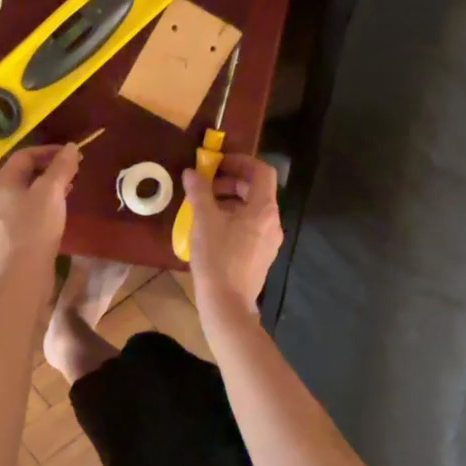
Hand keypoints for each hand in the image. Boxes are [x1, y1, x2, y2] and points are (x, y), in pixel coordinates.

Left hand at [0, 144, 81, 271]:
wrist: (23, 274)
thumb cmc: (36, 227)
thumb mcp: (52, 191)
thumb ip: (61, 166)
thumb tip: (71, 147)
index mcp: (0, 183)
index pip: (23, 156)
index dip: (48, 151)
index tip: (70, 155)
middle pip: (22, 174)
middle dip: (48, 169)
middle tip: (71, 170)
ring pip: (24, 193)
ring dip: (46, 187)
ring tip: (68, 188)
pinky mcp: (6, 237)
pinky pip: (24, 211)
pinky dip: (41, 204)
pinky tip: (56, 212)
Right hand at [182, 154, 282, 321]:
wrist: (227, 304)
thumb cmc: (217, 257)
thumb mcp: (204, 220)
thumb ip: (199, 191)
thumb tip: (192, 172)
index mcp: (264, 209)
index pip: (262, 172)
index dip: (241, 162)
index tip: (218, 163)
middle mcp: (273, 222)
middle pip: (257, 190)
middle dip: (231, 182)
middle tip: (206, 185)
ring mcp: (270, 241)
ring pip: (253, 209)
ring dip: (231, 200)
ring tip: (205, 207)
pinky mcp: (262, 255)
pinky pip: (251, 226)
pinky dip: (235, 218)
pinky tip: (212, 228)